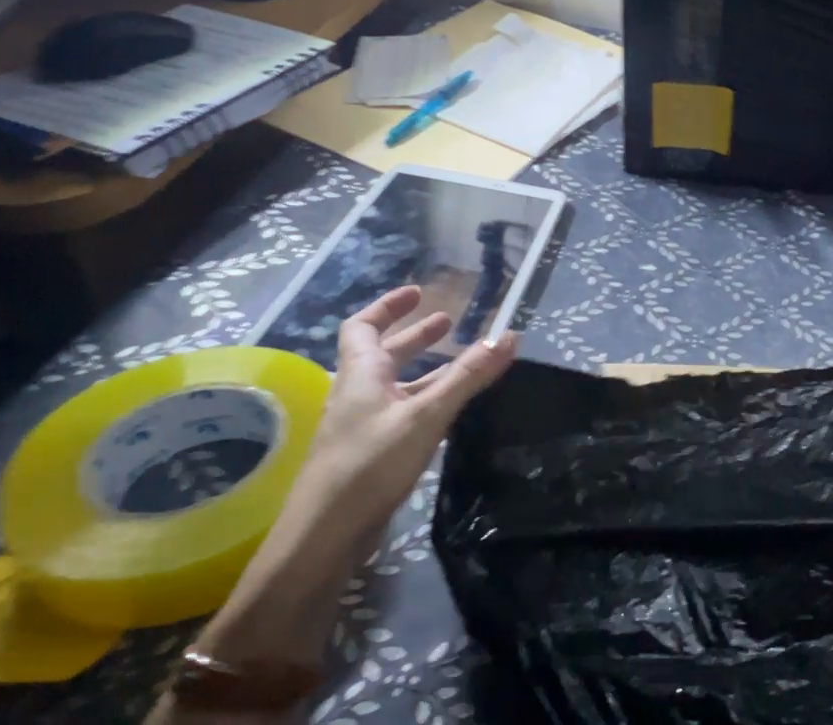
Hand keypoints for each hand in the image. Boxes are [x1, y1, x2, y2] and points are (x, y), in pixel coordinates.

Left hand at [181, 286, 515, 675]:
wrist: (324, 538)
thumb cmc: (369, 465)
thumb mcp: (426, 415)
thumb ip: (468, 376)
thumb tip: (508, 335)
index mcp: (360, 375)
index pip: (364, 327)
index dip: (389, 307)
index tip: (420, 293)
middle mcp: (355, 395)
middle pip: (381, 355)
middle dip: (414, 337)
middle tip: (449, 323)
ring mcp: (360, 428)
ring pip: (392, 387)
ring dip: (422, 371)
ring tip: (461, 366)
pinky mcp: (368, 457)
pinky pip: (399, 415)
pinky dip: (423, 402)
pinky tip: (448, 414)